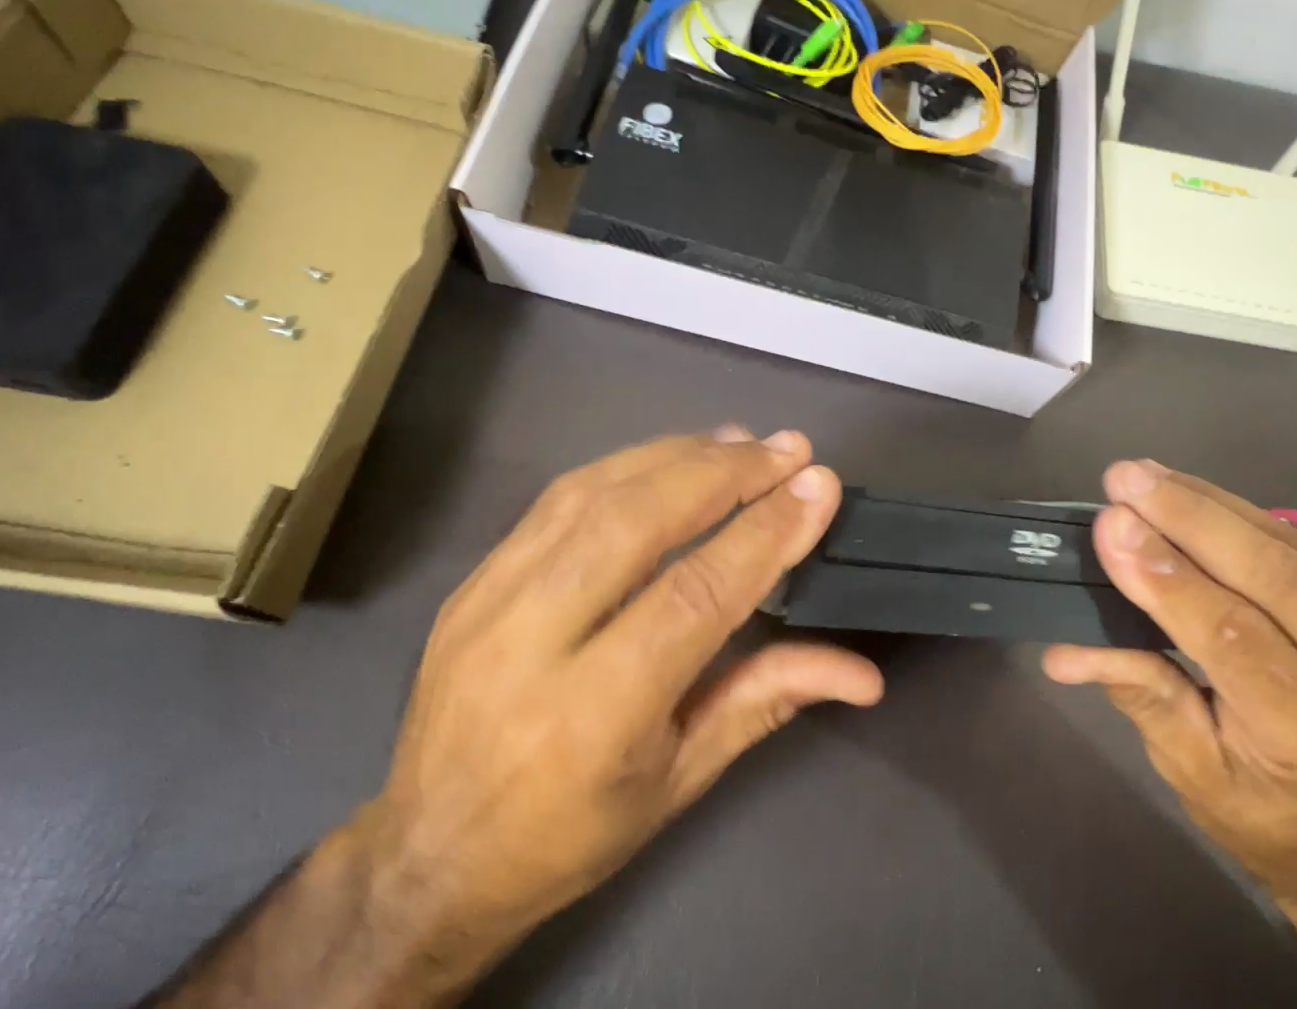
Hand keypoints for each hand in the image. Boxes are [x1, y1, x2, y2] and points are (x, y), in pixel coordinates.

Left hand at [352, 427, 882, 941]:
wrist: (431, 856)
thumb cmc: (573, 833)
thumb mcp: (682, 778)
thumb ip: (766, 701)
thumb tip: (865, 675)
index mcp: (594, 715)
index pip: (693, 597)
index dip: (763, 535)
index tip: (818, 487)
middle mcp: (530, 645)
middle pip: (634, 524)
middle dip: (723, 475)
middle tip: (789, 448)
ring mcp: (486, 604)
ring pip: (589, 496)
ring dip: (675, 455)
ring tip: (742, 441)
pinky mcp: (469, 583)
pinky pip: (554, 503)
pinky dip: (623, 468)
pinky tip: (671, 459)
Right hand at [1043, 461, 1296, 909]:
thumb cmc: (1263, 820)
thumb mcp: (1193, 774)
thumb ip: (1143, 698)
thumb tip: (1065, 650)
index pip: (1233, 637)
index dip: (1169, 578)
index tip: (1112, 526)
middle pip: (1272, 575)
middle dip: (1191, 517)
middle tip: (1123, 478)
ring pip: (1288, 550)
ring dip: (1210, 503)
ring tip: (1145, 473)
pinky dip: (1238, 515)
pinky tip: (1190, 494)